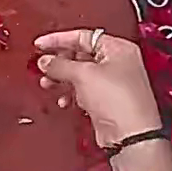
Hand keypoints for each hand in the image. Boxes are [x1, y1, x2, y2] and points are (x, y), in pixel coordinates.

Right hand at [36, 29, 163, 146]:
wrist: (130, 135)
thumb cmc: (118, 100)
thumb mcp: (83, 75)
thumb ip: (60, 64)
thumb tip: (45, 60)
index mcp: (117, 48)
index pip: (83, 36)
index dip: (59, 39)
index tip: (41, 45)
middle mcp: (118, 62)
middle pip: (81, 54)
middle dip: (60, 61)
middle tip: (44, 66)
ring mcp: (113, 82)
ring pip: (81, 74)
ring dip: (62, 78)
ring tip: (47, 83)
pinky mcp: (108, 100)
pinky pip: (84, 91)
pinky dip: (72, 93)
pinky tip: (64, 99)